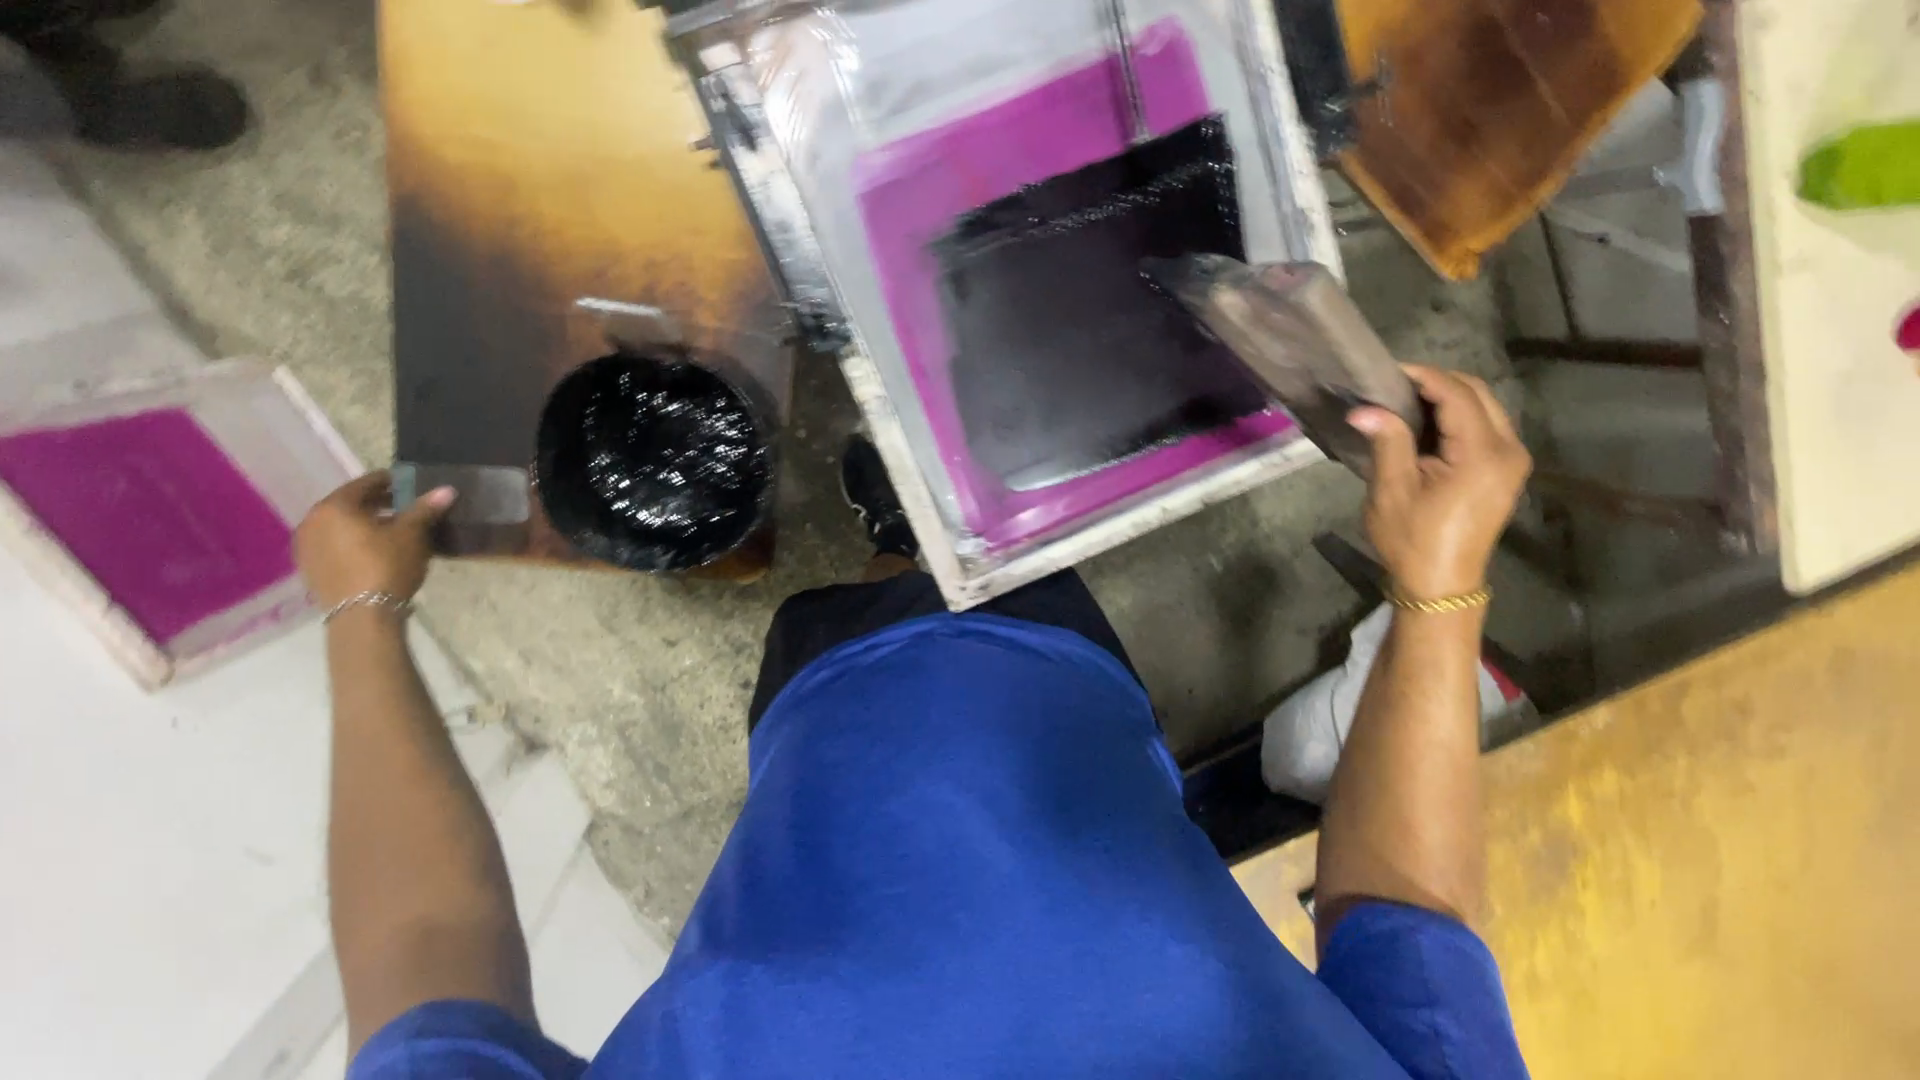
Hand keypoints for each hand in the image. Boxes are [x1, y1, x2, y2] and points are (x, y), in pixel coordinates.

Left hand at [295, 472, 455, 608]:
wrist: (362, 614)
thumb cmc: (387, 565)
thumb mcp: (411, 534)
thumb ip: (425, 509)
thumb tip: (446, 489)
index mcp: (335, 506)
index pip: (364, 483)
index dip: (389, 481)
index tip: (408, 484)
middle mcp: (312, 521)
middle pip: (348, 504)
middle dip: (376, 504)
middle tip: (402, 508)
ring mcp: (305, 546)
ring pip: (339, 525)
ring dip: (362, 524)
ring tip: (389, 532)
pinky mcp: (308, 568)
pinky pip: (332, 545)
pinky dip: (350, 542)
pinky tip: (371, 552)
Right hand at [1350, 366, 1530, 601]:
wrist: (1441, 582)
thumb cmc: (1412, 539)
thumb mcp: (1392, 490)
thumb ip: (1388, 441)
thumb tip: (1365, 409)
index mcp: (1481, 454)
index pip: (1457, 395)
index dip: (1424, 377)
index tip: (1389, 371)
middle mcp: (1508, 449)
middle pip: (1477, 393)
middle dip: (1437, 382)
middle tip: (1396, 385)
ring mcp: (1512, 459)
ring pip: (1485, 406)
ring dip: (1448, 397)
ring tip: (1406, 401)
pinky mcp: (1506, 469)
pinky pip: (1486, 425)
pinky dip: (1458, 415)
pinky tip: (1427, 423)